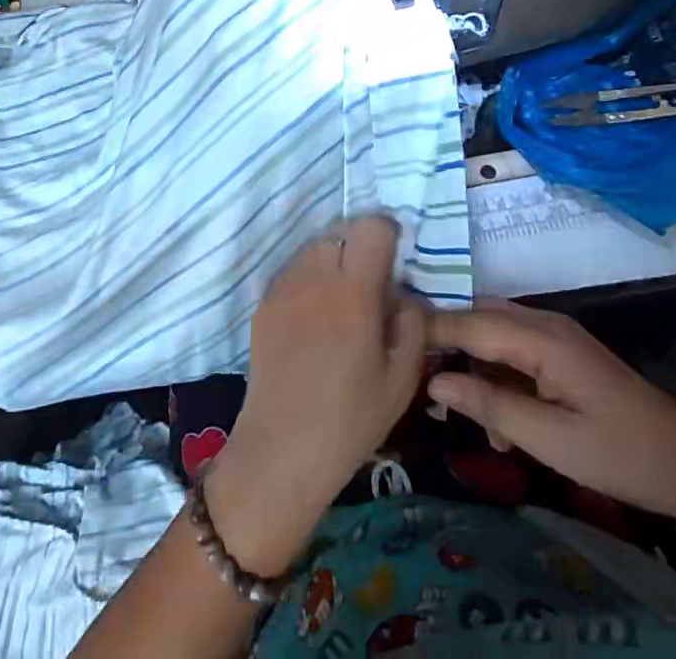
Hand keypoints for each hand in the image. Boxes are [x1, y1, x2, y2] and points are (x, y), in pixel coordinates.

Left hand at [205, 216, 428, 575]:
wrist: (281, 449)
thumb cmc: (351, 419)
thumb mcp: (403, 377)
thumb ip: (412, 321)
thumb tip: (402, 292)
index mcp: (352, 292)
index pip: (370, 226)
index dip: (388, 235)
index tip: (396, 260)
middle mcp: (313, 279)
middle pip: (339, 232)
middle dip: (359, 247)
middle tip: (372, 283)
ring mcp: (282, 290)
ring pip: (312, 249)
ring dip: (333, 261)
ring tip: (342, 300)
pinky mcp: (262, 305)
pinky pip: (292, 272)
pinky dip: (309, 279)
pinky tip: (316, 318)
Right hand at [428, 302, 675, 530]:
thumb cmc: (623, 454)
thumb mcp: (549, 438)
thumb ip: (487, 403)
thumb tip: (432, 380)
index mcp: (541, 338)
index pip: (465, 321)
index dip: (424, 328)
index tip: (384, 338)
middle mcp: (545, 325)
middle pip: (476, 319)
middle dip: (444, 345)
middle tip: (415, 377)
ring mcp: (556, 339)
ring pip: (492, 337)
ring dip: (472, 368)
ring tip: (464, 414)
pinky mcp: (563, 358)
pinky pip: (513, 354)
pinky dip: (497, 379)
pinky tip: (500, 423)